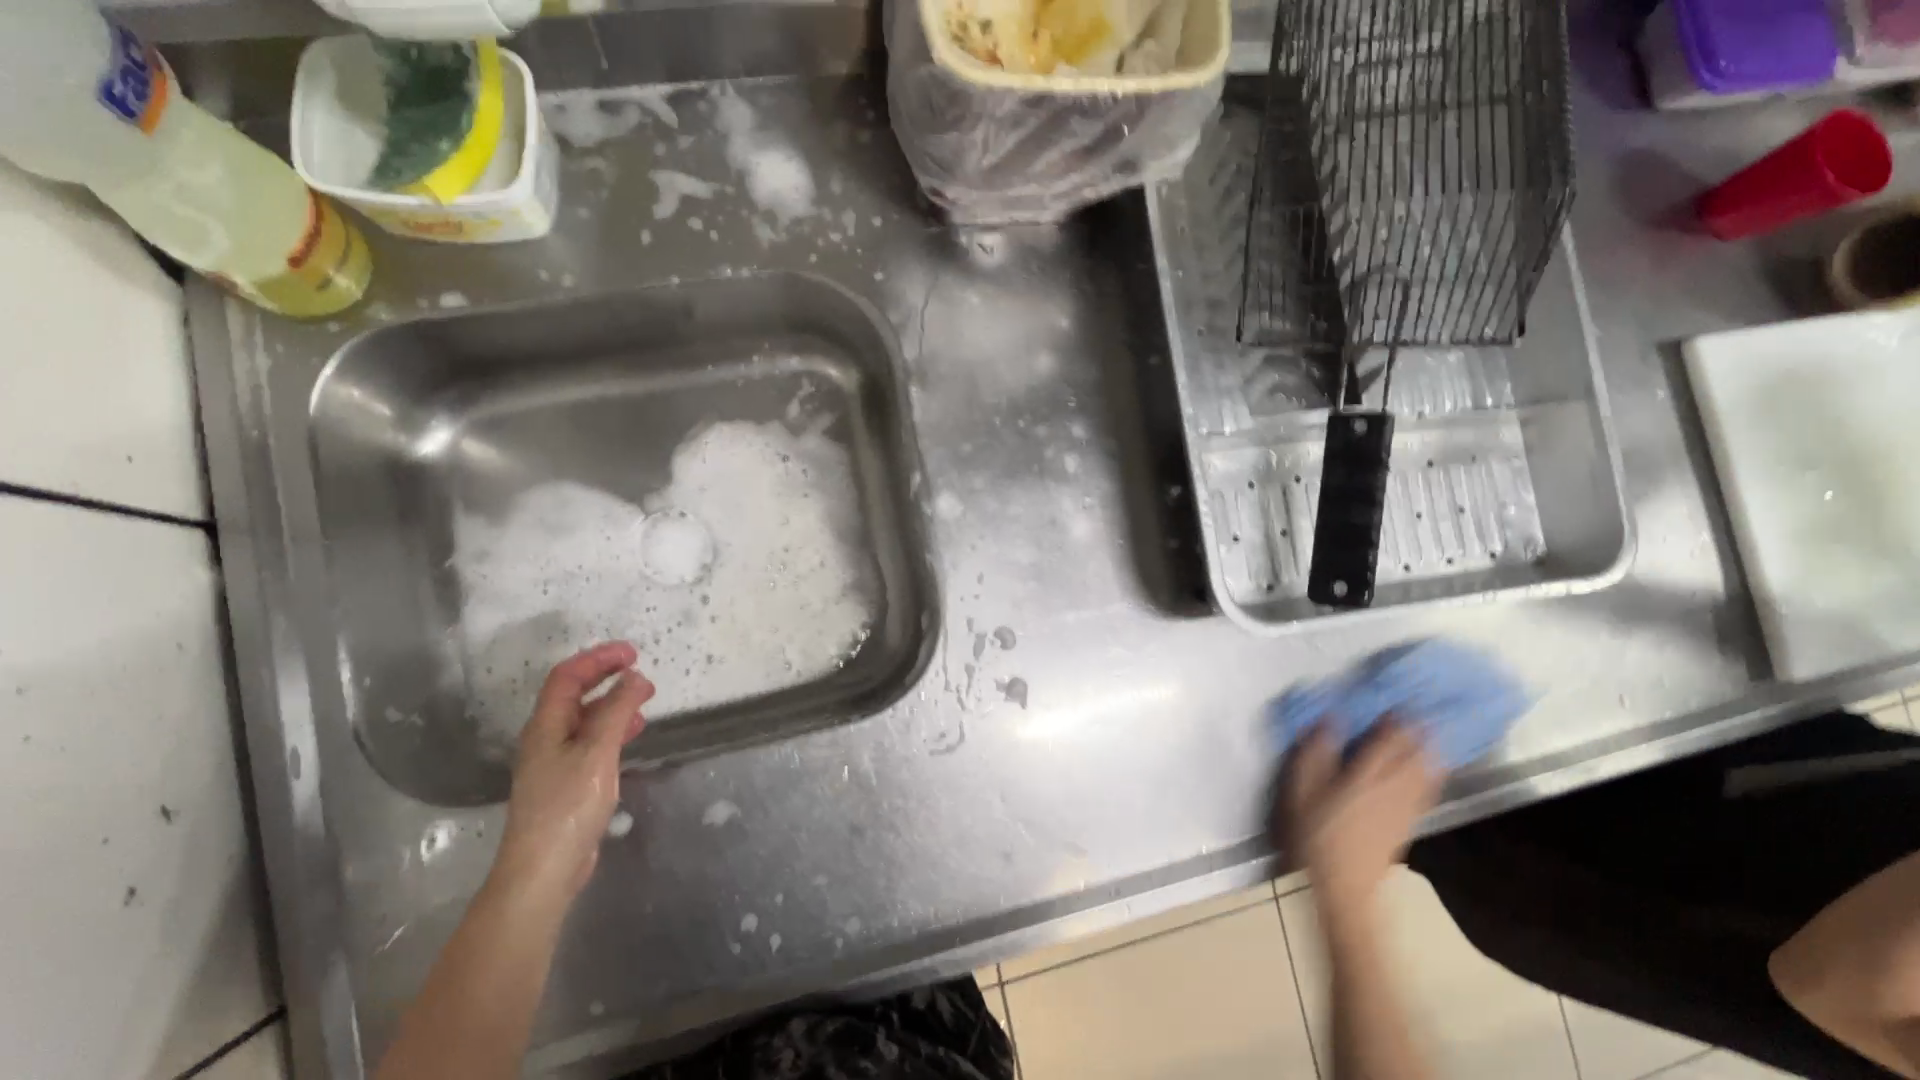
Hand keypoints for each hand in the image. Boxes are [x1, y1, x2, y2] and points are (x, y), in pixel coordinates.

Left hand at [492, 642, 653, 904]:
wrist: (543, 870)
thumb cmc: (568, 807)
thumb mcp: (597, 753)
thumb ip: (617, 712)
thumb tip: (634, 677)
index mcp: (546, 726)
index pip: (568, 677)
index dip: (598, 658)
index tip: (633, 653)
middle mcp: (546, 739)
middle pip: (573, 695)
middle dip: (606, 678)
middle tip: (641, 673)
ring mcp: (554, 763)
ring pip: (584, 720)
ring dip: (613, 705)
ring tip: (644, 703)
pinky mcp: (566, 785)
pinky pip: (590, 743)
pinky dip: (612, 731)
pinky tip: (631, 738)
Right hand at [1282, 718, 1440, 914]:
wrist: (1346, 887)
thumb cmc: (1317, 837)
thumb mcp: (1301, 793)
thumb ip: (1314, 753)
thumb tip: (1328, 718)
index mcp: (1366, 775)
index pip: (1390, 738)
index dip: (1397, 715)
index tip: (1397, 695)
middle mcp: (1394, 786)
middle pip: (1417, 750)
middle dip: (1421, 726)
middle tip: (1421, 706)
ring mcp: (1407, 804)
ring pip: (1429, 766)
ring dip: (1433, 744)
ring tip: (1432, 727)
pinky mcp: (1412, 819)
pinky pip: (1430, 786)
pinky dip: (1434, 768)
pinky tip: (1433, 762)